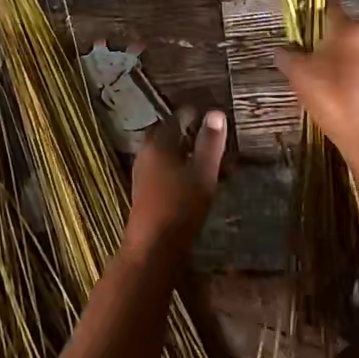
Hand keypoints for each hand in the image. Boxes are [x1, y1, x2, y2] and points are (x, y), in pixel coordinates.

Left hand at [124, 108, 227, 253]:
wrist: (153, 245)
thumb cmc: (180, 205)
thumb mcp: (202, 172)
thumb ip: (209, 143)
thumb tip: (215, 113)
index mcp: (157, 144)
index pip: (175, 119)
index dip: (192, 114)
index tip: (210, 112)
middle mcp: (145, 154)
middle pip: (166, 135)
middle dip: (187, 132)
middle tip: (208, 133)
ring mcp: (143, 173)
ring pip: (165, 154)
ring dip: (184, 151)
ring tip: (208, 157)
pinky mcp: (145, 191)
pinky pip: (164, 169)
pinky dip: (180, 167)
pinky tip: (195, 179)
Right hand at [274, 3, 358, 144]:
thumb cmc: (331, 93)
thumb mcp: (297, 71)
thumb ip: (285, 55)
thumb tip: (279, 49)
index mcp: (350, 28)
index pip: (326, 6)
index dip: (307, 11)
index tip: (291, 24)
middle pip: (335, 25)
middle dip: (314, 35)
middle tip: (293, 50)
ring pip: (342, 43)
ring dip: (323, 51)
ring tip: (304, 68)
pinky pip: (350, 58)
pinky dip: (335, 64)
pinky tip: (321, 81)